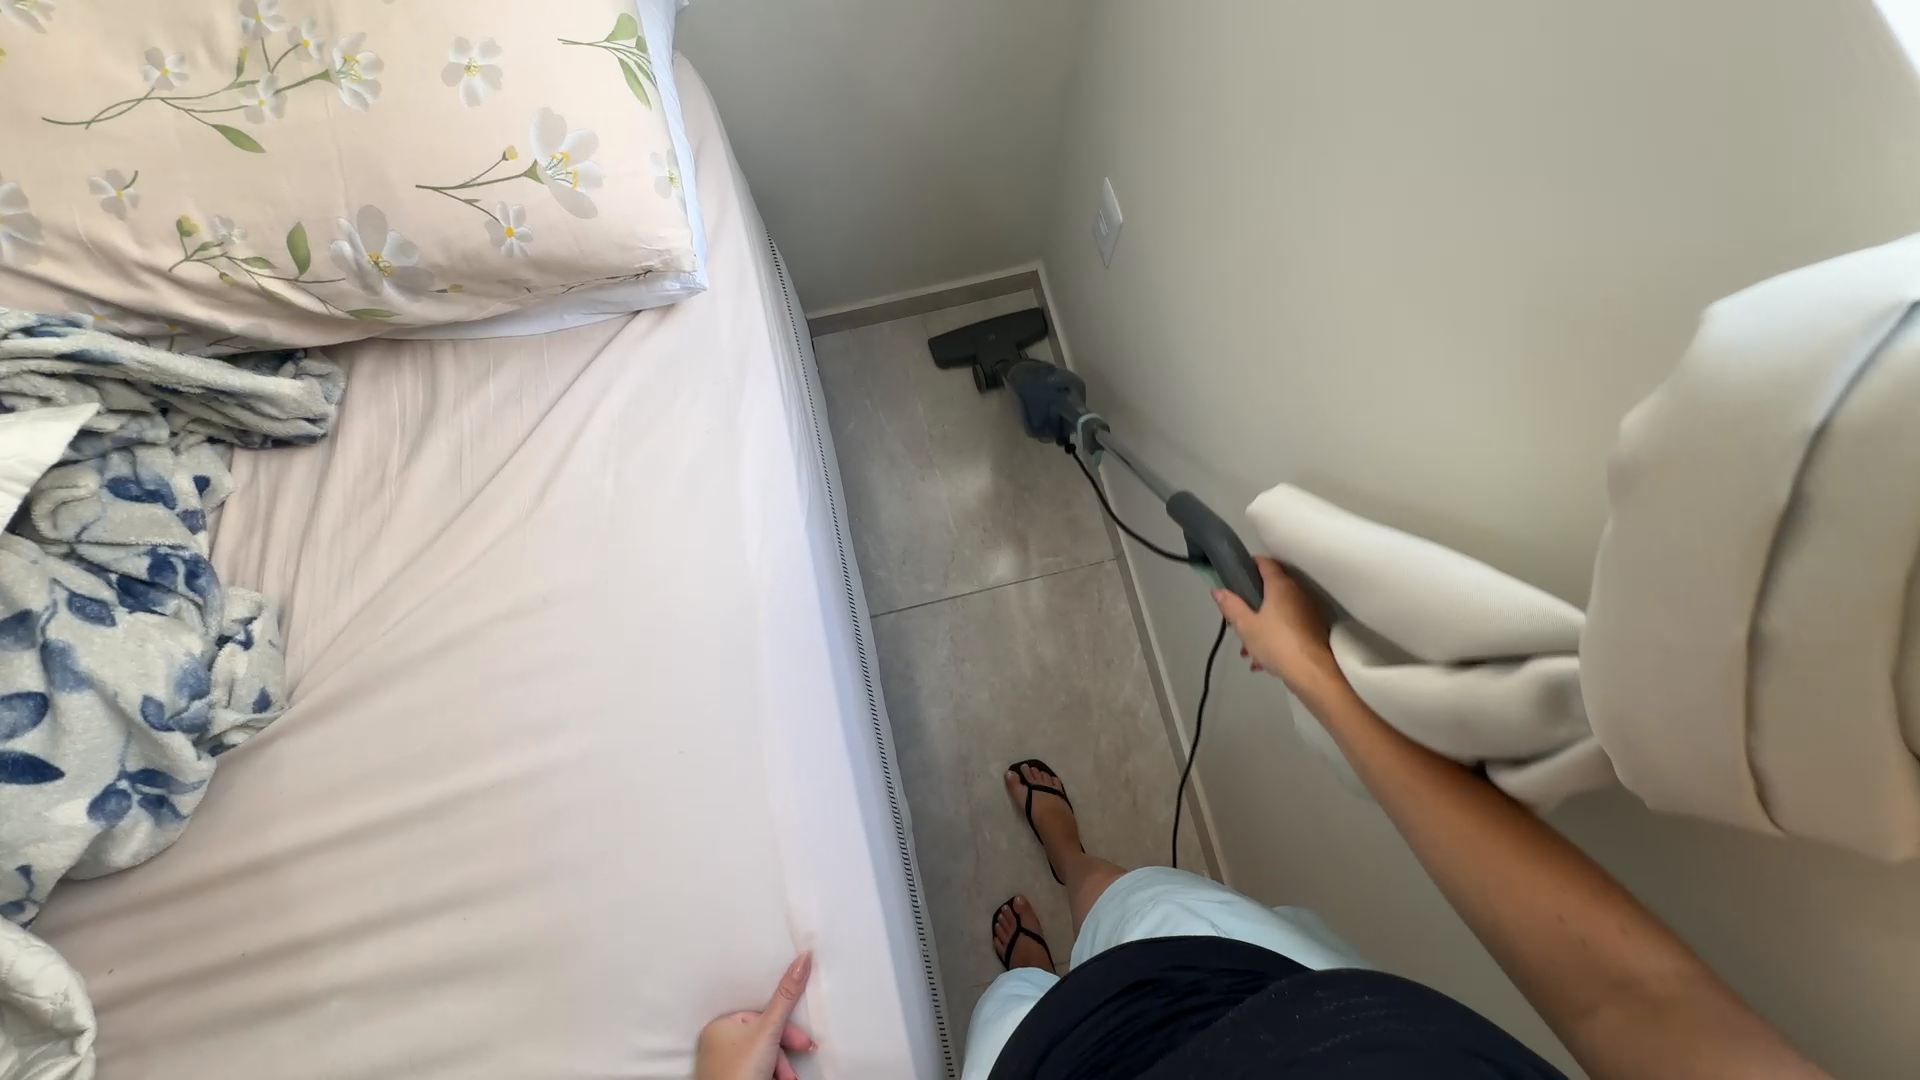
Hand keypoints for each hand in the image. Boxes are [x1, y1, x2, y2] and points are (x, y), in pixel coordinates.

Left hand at [695, 953, 816, 1079]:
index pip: (761, 1017)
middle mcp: (717, 1044)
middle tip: (801, 1059)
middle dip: (785, 1052)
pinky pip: (755, 1070)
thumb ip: (786, 996)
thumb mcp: (769, 1031)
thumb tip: (803, 958)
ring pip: (762, 1056)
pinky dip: (770, 1075)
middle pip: (763, 1037)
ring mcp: (721, 1066)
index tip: (803, 1042)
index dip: (785, 1029)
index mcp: (719, 1026)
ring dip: (781, 1067)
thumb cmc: (741, 1073)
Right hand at [1213, 557, 1347, 700]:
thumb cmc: (1276, 643)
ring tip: (1247, 648)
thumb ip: (1231, 605)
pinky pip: (1287, 626)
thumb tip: (1218, 590)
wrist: (1312, 673)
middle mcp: (1297, 593)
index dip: (1249, 564)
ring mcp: (1308, 611)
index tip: (1235, 574)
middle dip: (1251, 602)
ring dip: (1261, 624)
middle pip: (1270, 589)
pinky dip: (1274, 636)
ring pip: (1278, 611)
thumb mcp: (1245, 625)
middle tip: (1236, 618)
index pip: (1265, 563)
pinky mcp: (1313, 629)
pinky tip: (1262, 659)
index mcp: (1280, 586)